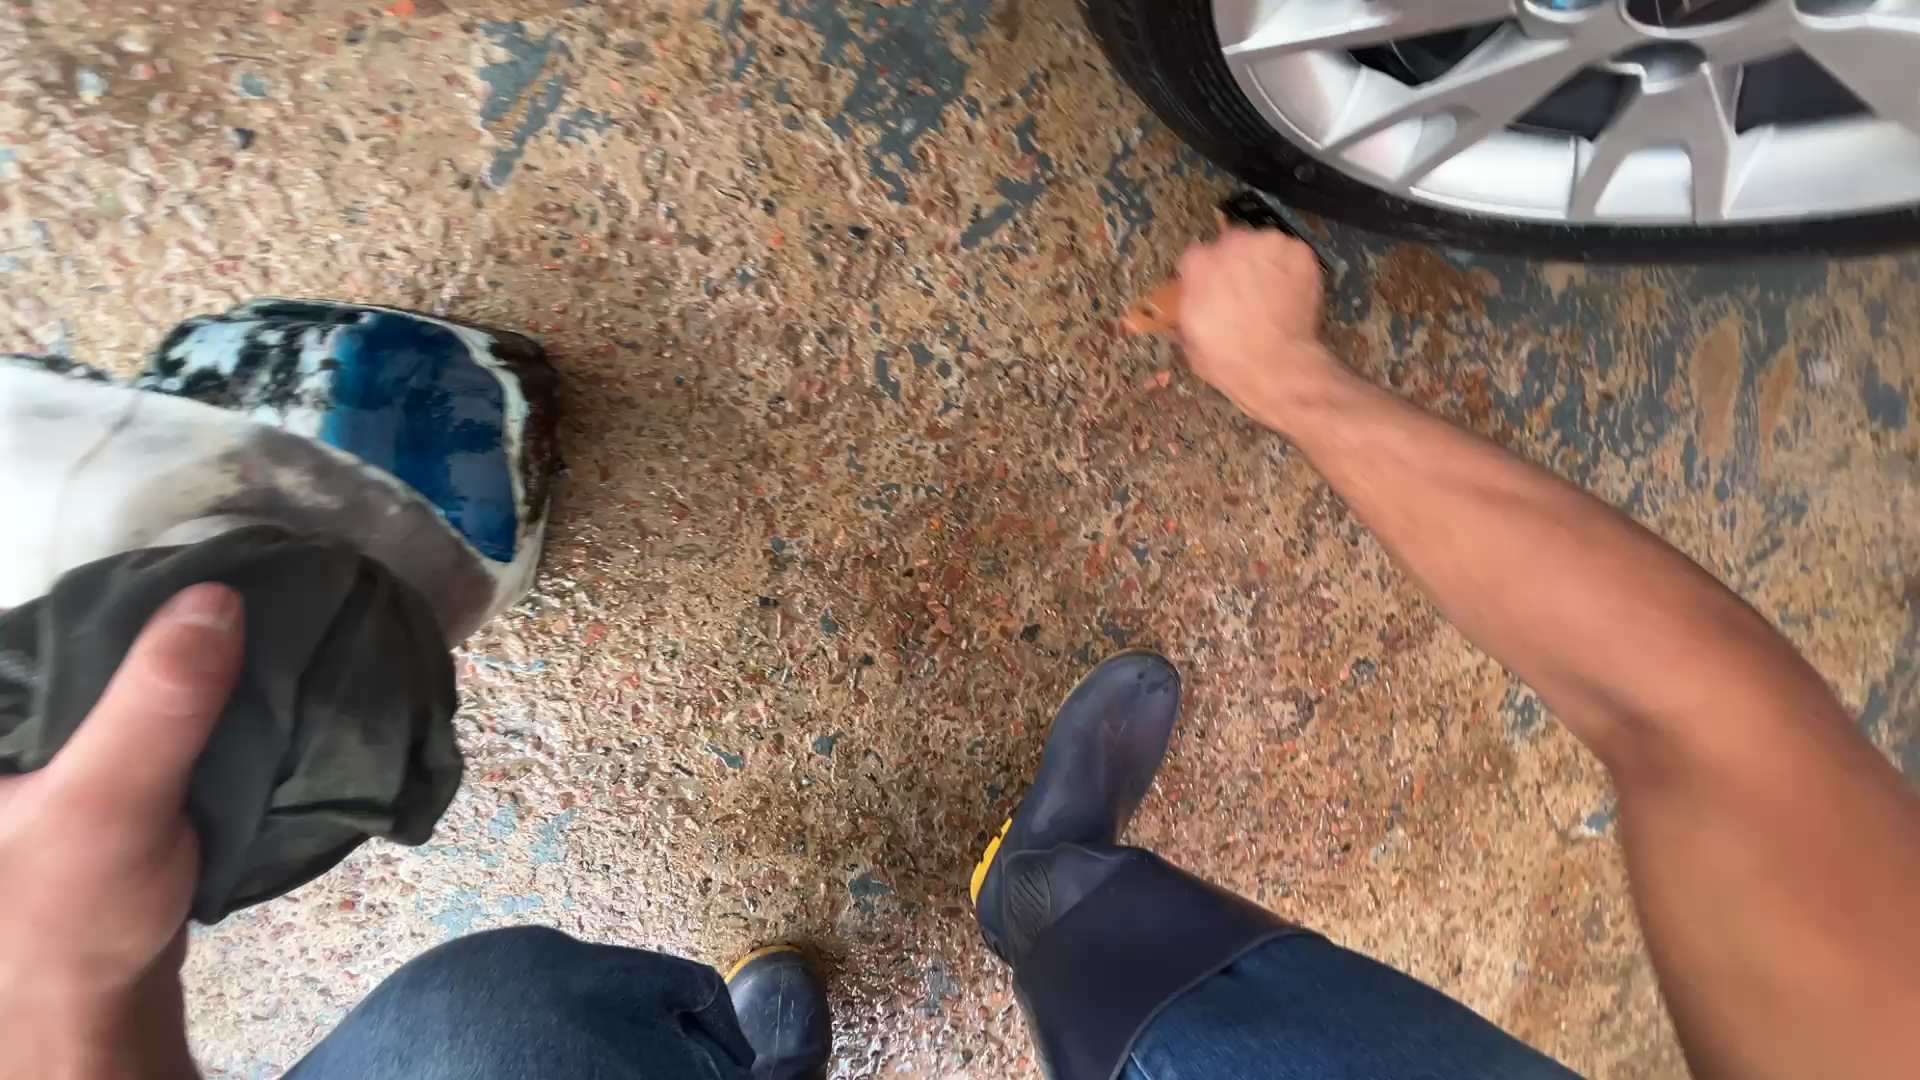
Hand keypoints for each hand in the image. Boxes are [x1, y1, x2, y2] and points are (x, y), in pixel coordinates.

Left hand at [0, 584, 242, 1077]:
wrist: (88, 998)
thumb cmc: (67, 911)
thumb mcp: (109, 805)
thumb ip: (157, 706)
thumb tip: (216, 595)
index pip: (39, 626)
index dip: (120, 586)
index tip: (211, 558)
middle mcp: (8, 722)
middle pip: (82, 639)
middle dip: (162, 611)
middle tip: (253, 582)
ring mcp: (43, 746)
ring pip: (117, 668)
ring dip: (188, 647)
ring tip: (258, 617)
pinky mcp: (89, 764)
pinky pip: (145, 700)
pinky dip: (197, 682)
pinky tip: (244, 674)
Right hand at [1175, 227, 1346, 431]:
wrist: (1276, 364)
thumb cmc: (1227, 358)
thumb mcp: (1190, 339)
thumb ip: (1189, 309)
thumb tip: (1192, 305)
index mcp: (1199, 265)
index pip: (1196, 257)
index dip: (1204, 275)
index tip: (1211, 289)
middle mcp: (1233, 244)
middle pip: (1231, 244)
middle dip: (1234, 264)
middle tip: (1241, 293)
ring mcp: (1269, 245)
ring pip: (1262, 246)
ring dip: (1262, 263)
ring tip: (1266, 295)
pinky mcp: (1299, 252)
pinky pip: (1290, 255)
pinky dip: (1288, 269)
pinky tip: (1286, 294)